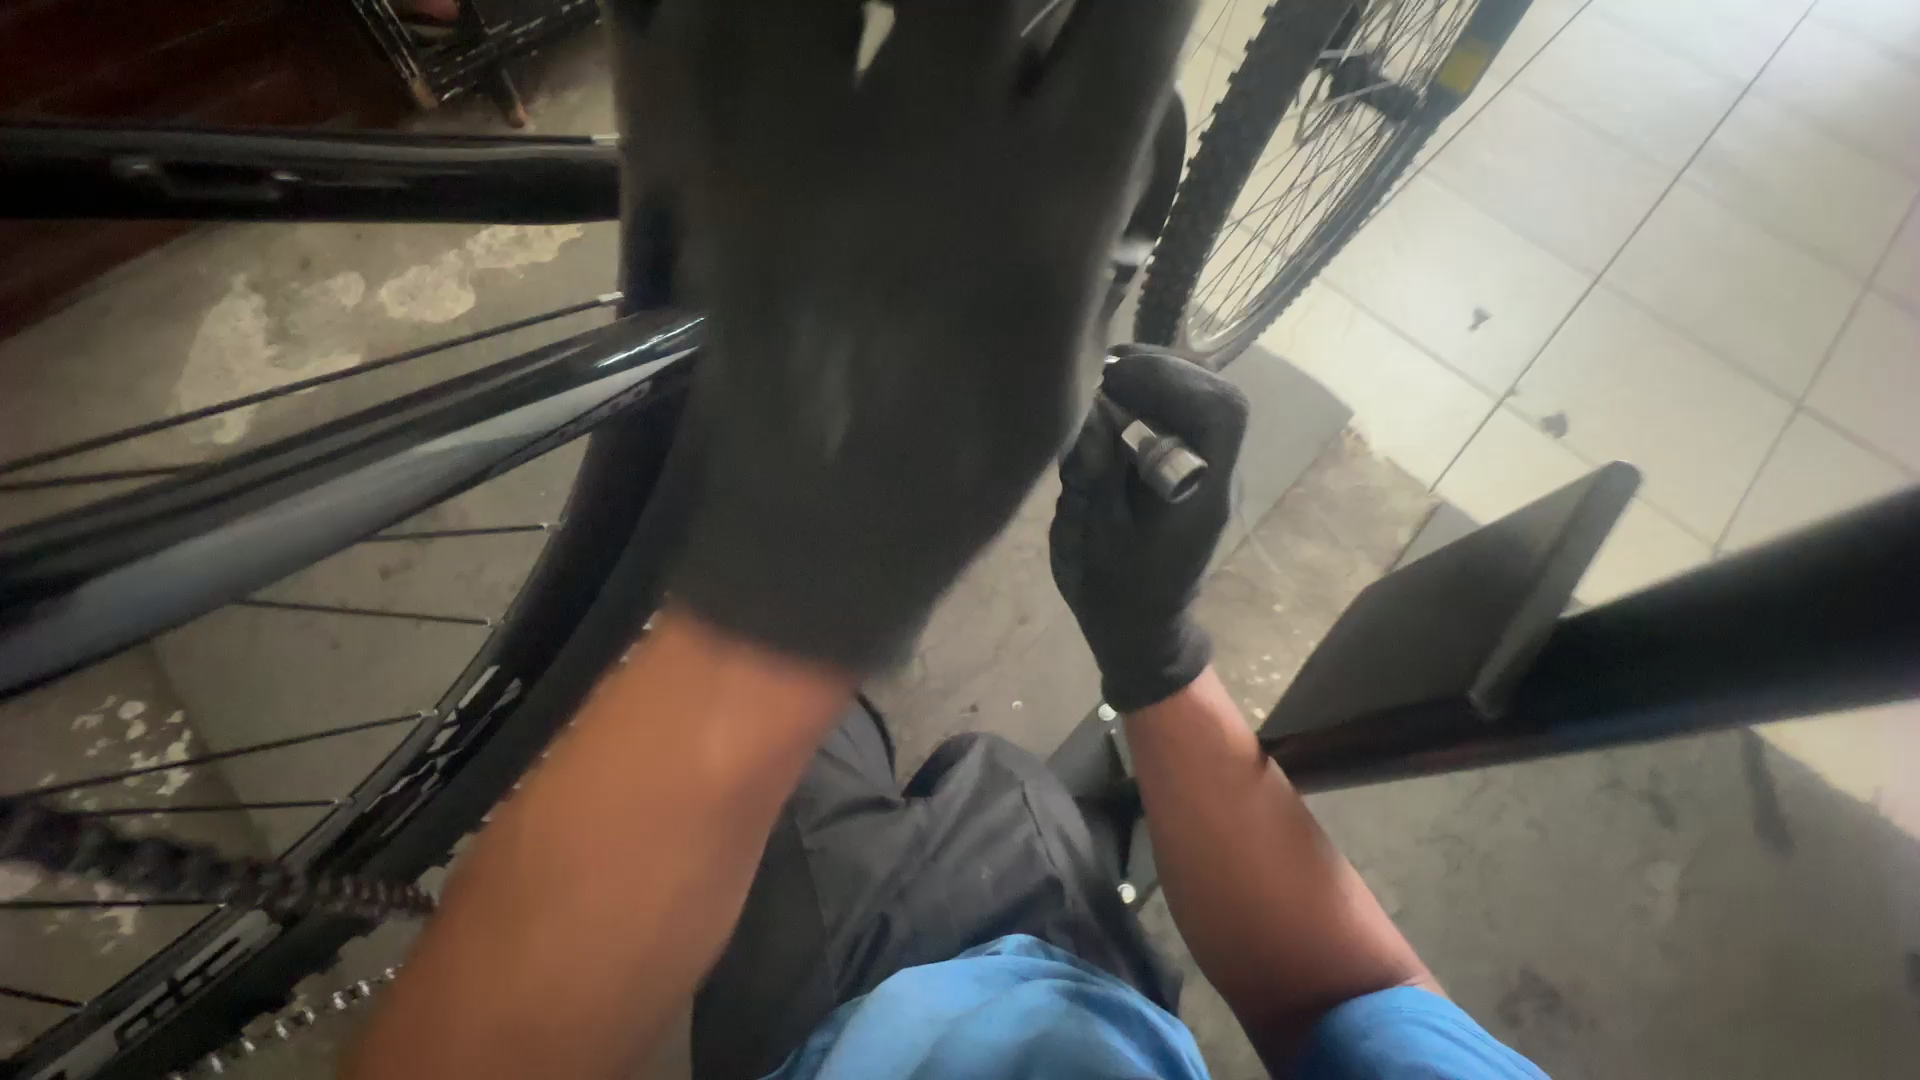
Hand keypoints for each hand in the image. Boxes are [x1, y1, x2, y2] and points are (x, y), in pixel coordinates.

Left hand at [608, 0, 1192, 671]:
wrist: (815, 537)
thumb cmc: (962, 468)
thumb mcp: (1073, 359)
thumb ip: (1096, 213)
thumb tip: (1097, 96)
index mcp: (1049, 202)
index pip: (1136, 5)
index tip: (1121, 12)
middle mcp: (931, 144)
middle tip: (980, 28)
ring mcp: (798, 140)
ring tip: (892, 33)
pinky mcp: (704, 159)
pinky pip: (716, 13)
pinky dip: (753, 17)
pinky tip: (799, 51)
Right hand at [1051, 346, 1247, 711]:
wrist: (1142, 629)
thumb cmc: (1115, 593)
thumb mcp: (1093, 540)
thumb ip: (1096, 476)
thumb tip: (1093, 415)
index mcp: (1201, 496)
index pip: (1220, 414)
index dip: (1170, 380)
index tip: (1111, 379)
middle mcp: (1216, 475)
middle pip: (1219, 396)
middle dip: (1162, 370)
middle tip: (1104, 370)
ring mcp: (1208, 471)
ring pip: (1203, 399)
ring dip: (1155, 379)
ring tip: (1105, 380)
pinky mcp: (1189, 469)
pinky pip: (1184, 416)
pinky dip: (1150, 396)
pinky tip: (1113, 400)